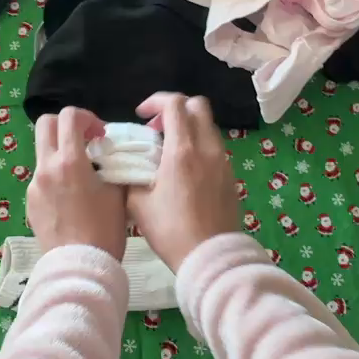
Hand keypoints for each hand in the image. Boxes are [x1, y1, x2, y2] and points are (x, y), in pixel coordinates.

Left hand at [26, 107, 127, 258]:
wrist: (80, 267)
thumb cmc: (105, 230)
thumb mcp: (117, 192)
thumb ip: (111, 166)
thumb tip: (108, 156)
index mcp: (69, 161)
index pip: (69, 116)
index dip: (87, 117)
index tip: (100, 135)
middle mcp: (46, 168)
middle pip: (45, 124)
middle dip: (66, 125)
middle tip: (85, 141)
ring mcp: (34, 185)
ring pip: (43, 152)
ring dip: (60, 152)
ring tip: (81, 173)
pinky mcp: (30, 202)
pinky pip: (42, 177)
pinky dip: (56, 175)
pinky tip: (71, 197)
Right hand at [127, 94, 240, 271]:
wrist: (211, 257)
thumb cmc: (171, 231)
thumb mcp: (138, 204)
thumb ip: (131, 176)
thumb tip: (128, 166)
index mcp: (181, 150)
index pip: (174, 104)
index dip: (155, 101)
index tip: (141, 115)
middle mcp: (206, 148)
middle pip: (198, 105)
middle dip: (175, 108)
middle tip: (157, 128)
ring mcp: (223, 161)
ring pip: (208, 126)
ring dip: (188, 127)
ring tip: (169, 150)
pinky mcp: (231, 176)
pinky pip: (215, 146)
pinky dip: (199, 145)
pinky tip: (185, 169)